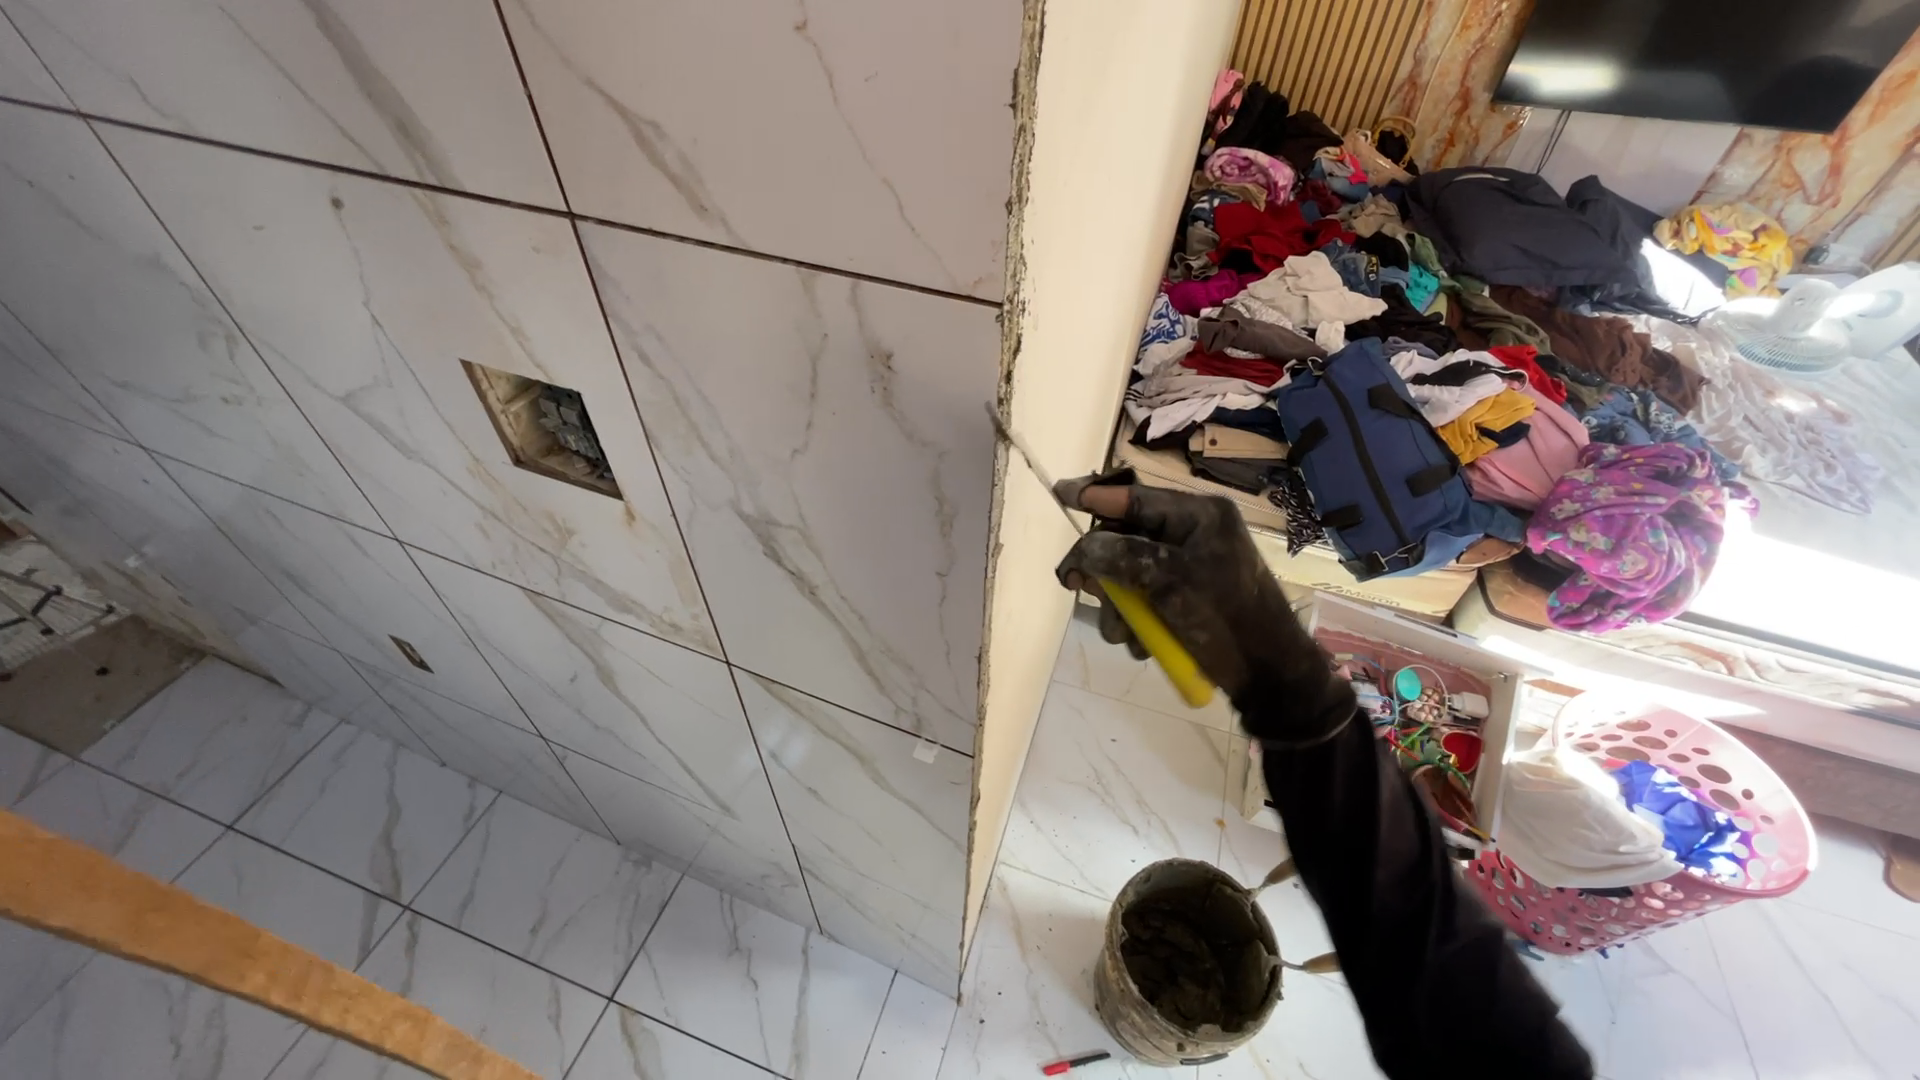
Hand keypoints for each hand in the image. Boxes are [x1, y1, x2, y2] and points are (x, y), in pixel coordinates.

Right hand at [1053, 471, 1352, 744]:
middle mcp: (1190, 536)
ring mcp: (1185, 570)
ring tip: (1125, 633)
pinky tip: (1142, 643)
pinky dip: (1134, 624)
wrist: (1266, 675)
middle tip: (1078, 587)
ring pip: (1125, 576)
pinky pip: (1140, 602)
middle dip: (1103, 571)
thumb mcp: (1171, 580)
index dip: (1094, 494)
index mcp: (1197, 516)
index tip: (1060, 494)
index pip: (1135, 496)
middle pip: (1123, 538)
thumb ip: (1122, 556)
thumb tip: (1082, 548)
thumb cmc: (1227, 618)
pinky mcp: (1181, 601)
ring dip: (1117, 608)